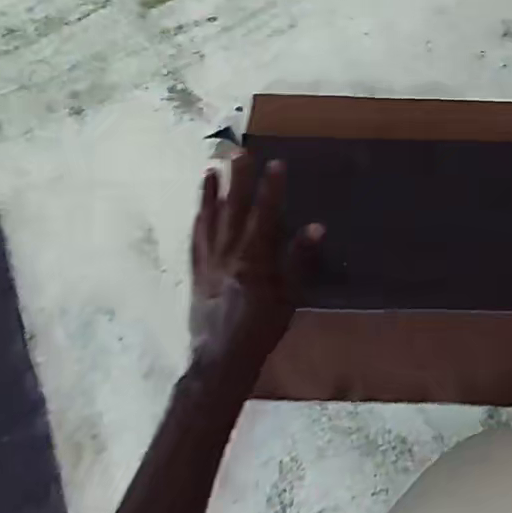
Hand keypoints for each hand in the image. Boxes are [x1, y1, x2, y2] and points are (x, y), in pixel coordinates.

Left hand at [188, 151, 322, 379]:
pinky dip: (198, 219)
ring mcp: (207, 261)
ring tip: (211, 169)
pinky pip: (195, 238)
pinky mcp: (195, 271)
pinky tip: (199, 208)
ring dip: (211, 193)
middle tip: (238, 152)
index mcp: (253, 258)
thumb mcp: (289, 297)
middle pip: (233, 208)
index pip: (264, 214)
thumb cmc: (261, 328)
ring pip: (209, 219)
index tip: (275, 162)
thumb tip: (316, 227)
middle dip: (238, 179)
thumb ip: (300, 260)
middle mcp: (227, 253)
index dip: (271, 187)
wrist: (220, 360)